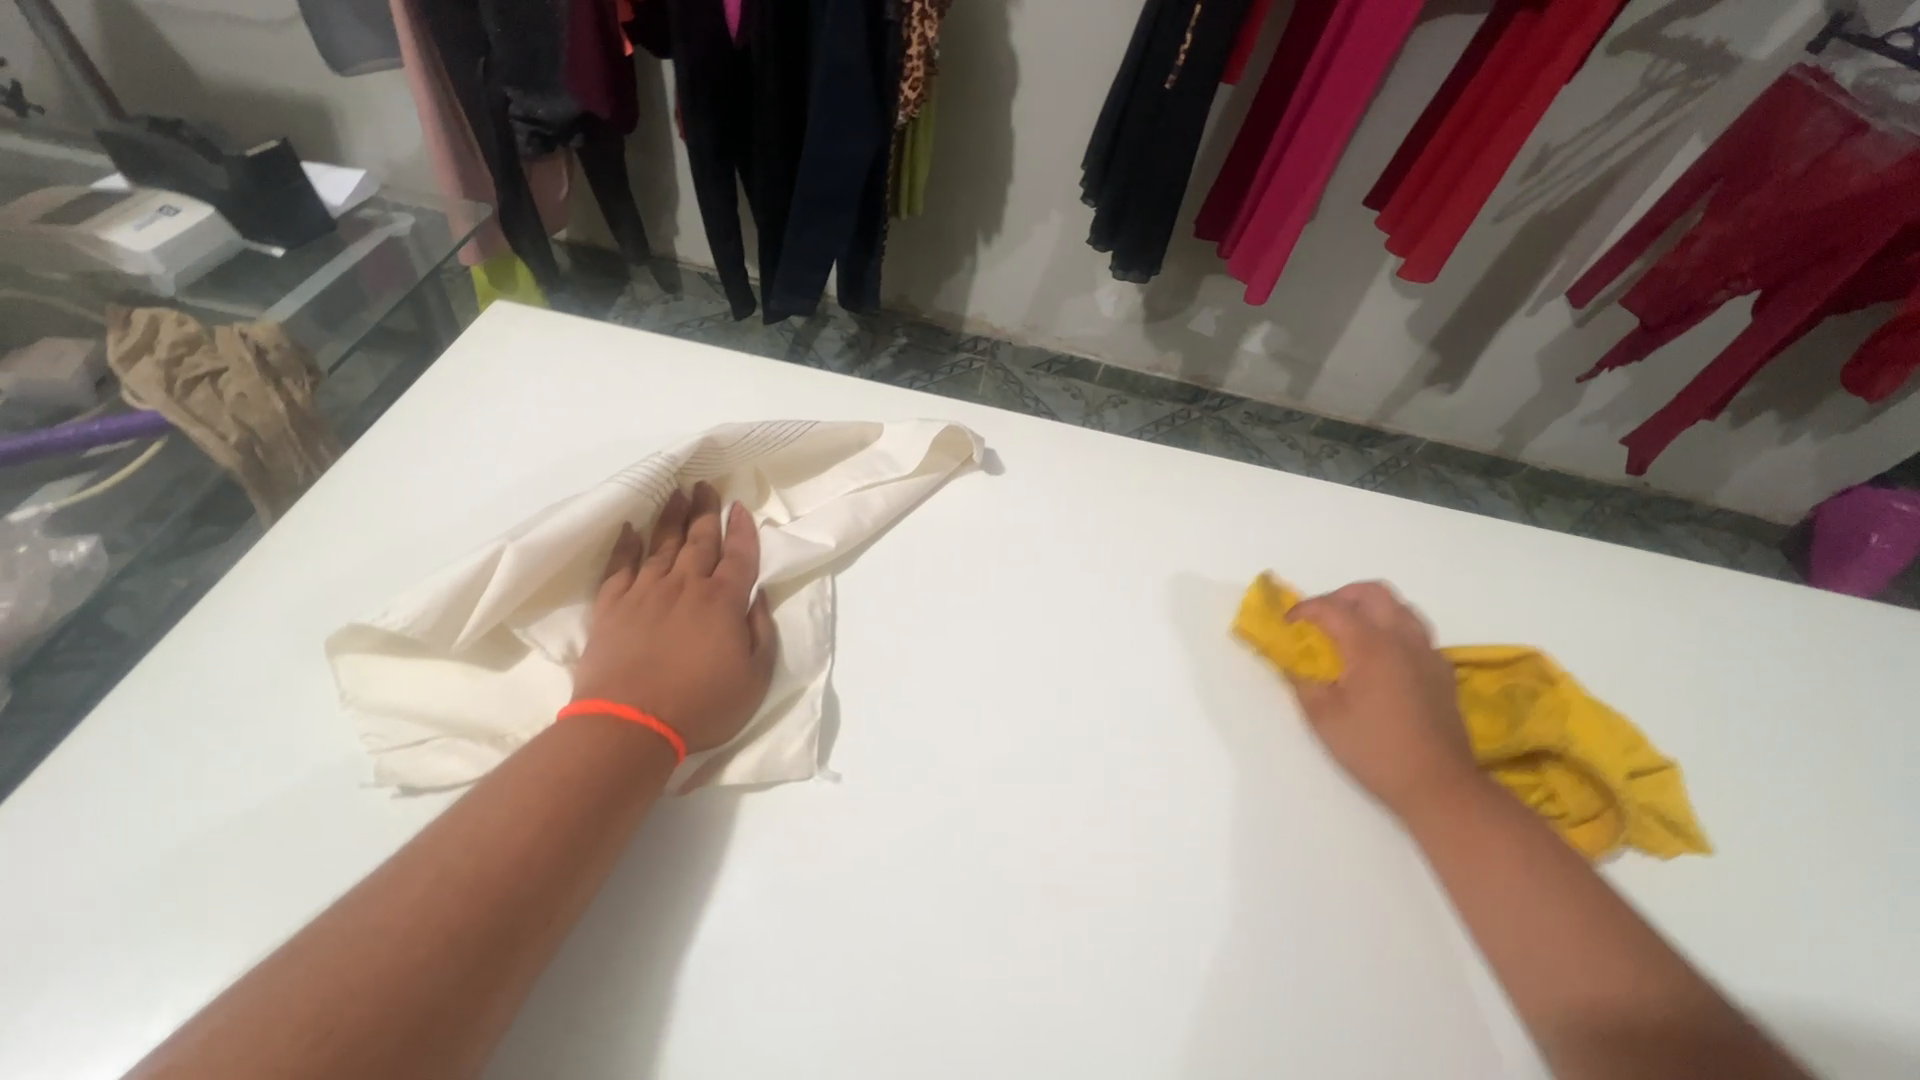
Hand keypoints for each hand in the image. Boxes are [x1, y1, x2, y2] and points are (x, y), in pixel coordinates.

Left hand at [571, 482, 777, 753]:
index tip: (740, 506)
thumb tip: (759, 596)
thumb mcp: (755, 678)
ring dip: (671, 517)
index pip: (738, 554)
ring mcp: (644, 593)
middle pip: (699, 540)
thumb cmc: (702, 705)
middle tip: (705, 484)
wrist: (630, 723)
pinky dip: (626, 544)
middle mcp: (685, 586)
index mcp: (723, 601)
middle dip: (705, 510)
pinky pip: (619, 565)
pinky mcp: (611, 607)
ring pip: (662, 544)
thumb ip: (761, 632)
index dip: (742, 529)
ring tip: (676, 493)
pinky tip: (630, 528)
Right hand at [1287, 582, 1481, 819]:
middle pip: (1373, 593)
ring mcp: (1428, 653)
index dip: (1304, 610)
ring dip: (1371, 610)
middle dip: (1340, 597)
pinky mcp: (1443, 671)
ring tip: (1349, 634)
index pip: (1332, 608)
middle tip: (1319, 621)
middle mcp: (1403, 638)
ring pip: (1400, 608)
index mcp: (1371, 645)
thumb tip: (1290, 661)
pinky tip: (1380, 660)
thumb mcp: (1323, 716)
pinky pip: (1417, 632)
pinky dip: (1393, 630)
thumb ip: (1302, 680)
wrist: (1437, 783)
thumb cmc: (1373, 749)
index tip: (1286, 624)